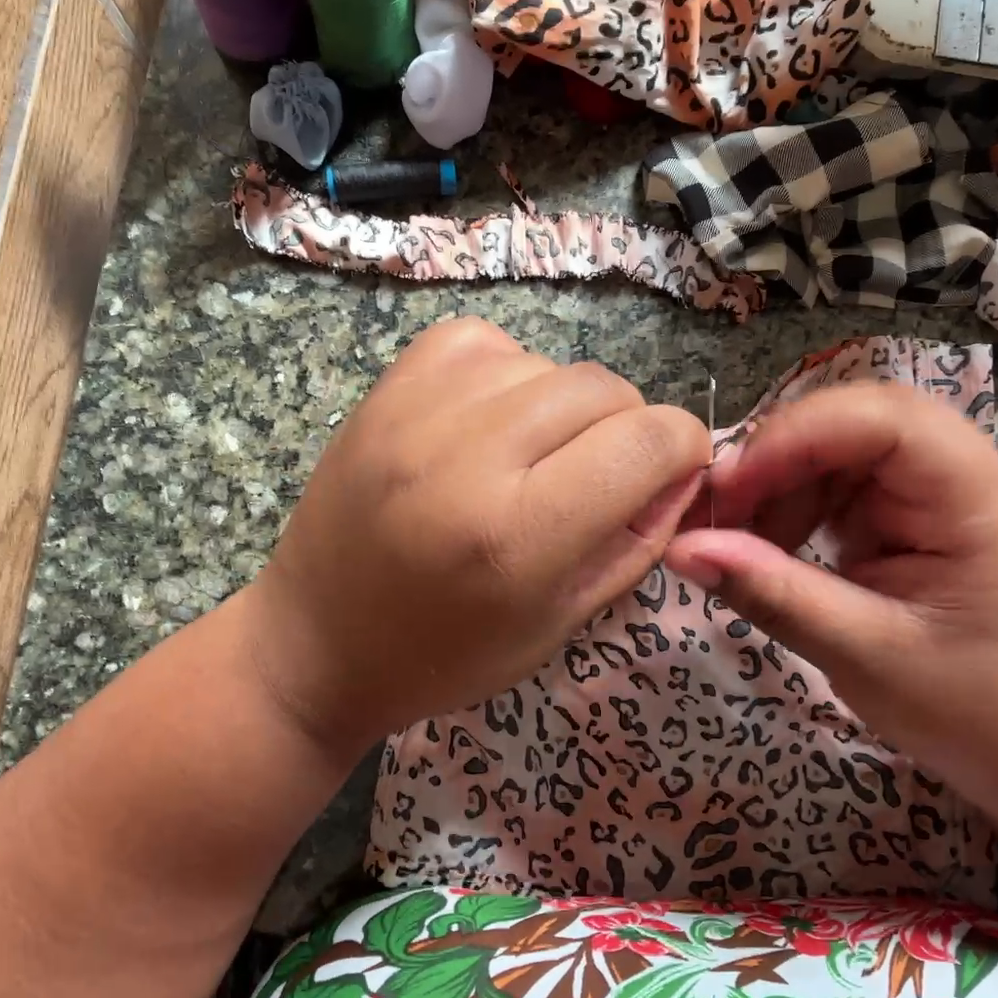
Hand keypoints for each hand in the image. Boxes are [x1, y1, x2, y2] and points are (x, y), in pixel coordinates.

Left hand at [244, 318, 709, 755]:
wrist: (314, 641)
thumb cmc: (442, 656)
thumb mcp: (559, 623)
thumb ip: (635, 539)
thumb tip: (683, 467)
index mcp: (518, 534)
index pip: (649, 440)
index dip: (683, 451)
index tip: (668, 474)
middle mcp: (469, 456)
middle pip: (604, 389)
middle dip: (626, 428)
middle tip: (596, 475)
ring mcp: (417, 412)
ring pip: (547, 362)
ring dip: (562, 405)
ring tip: (529, 455)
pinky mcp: (384, 389)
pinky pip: (481, 342)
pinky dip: (504, 373)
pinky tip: (488, 419)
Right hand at [665, 384, 997, 805]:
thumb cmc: (967, 710)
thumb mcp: (865, 658)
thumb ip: (775, 595)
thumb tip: (680, 548)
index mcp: (982, 503)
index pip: (891, 420)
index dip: (800, 434)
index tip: (729, 485)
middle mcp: (959, 476)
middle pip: (854, 421)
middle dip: (775, 458)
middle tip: (714, 513)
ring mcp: (928, 489)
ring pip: (830, 446)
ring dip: (771, 484)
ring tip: (731, 542)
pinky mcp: (900, 508)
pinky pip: (827, 480)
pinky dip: (782, 506)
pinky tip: (761, 549)